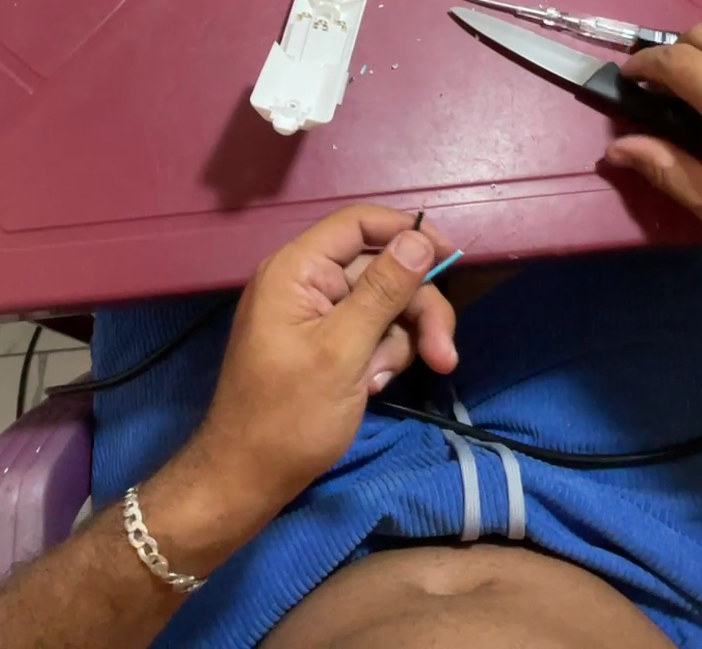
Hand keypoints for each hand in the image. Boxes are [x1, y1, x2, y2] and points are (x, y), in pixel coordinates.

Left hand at [190, 205, 457, 509]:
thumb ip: (382, 290)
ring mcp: (316, 312)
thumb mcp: (343, 350)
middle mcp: (307, 281)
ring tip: (383, 380)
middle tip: (444, 355)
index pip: (358, 223)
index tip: (451, 256)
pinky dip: (381, 356)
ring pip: (384, 303)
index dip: (407, 233)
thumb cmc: (289, 415)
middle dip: (416, 309)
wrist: (249, 478)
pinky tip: (371, 387)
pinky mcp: (326, 341)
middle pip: (381, 269)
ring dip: (400, 340)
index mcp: (297, 268)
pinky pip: (372, 331)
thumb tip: (418, 239)